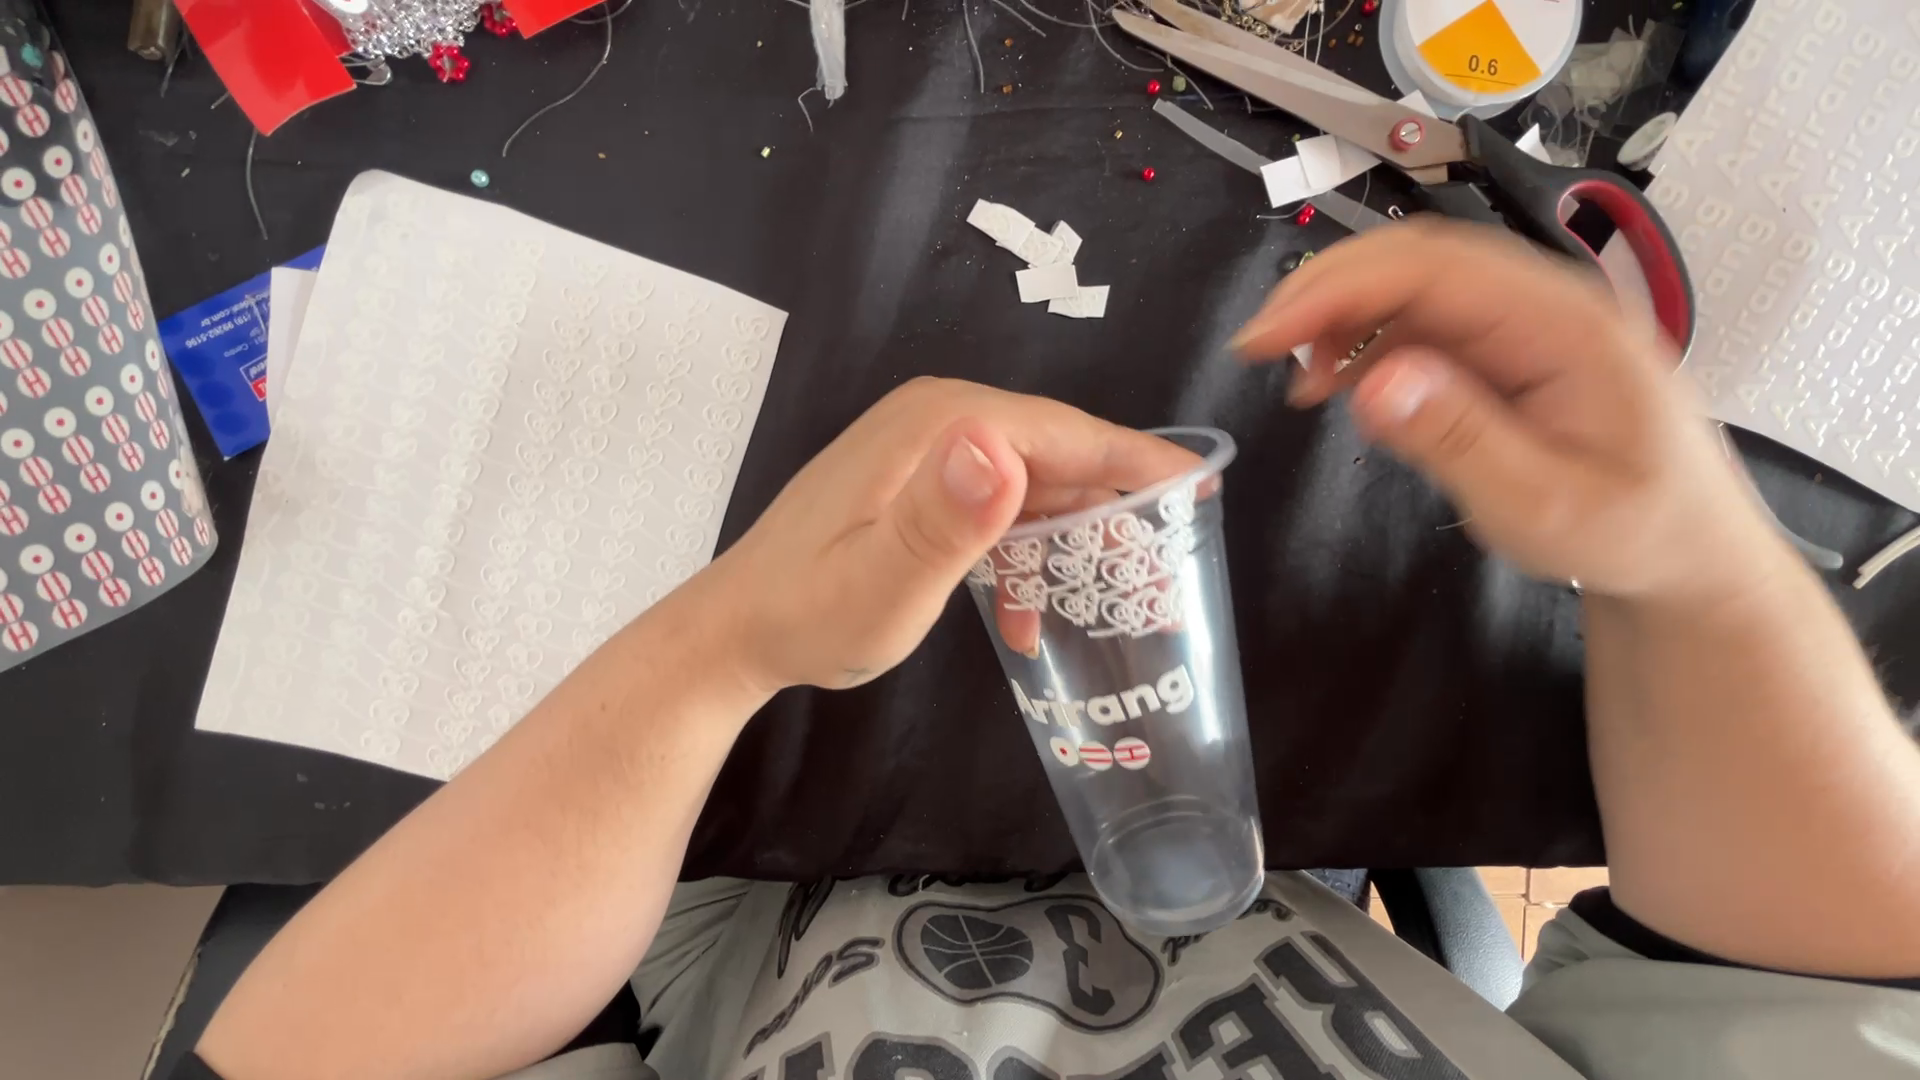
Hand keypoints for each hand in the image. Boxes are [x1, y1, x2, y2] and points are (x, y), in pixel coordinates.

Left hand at [705, 377, 1198, 692]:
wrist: (738, 630)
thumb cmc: (810, 613)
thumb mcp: (881, 583)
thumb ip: (942, 519)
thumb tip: (1002, 447)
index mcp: (941, 426)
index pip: (1063, 433)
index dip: (1138, 462)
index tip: (1202, 489)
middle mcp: (940, 424)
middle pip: (1055, 455)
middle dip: (1115, 509)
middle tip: (1167, 566)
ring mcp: (929, 455)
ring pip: (1032, 485)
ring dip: (1075, 539)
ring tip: (1121, 596)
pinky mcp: (920, 488)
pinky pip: (997, 509)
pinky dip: (1026, 554)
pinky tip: (1031, 613)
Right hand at [1233, 219, 1784, 601]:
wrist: (1679, 548)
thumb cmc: (1624, 530)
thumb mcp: (1541, 504)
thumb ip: (1459, 440)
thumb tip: (1372, 384)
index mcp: (1561, 324)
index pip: (1430, 271)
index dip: (1333, 292)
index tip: (1261, 340)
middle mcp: (1538, 304)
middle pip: (1413, 259)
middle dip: (1322, 291)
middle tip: (1256, 347)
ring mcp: (1517, 323)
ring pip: (1406, 285)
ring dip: (1337, 318)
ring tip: (1299, 382)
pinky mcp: (1496, 348)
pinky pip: (1414, 322)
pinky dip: (1358, 343)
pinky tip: (1333, 383)